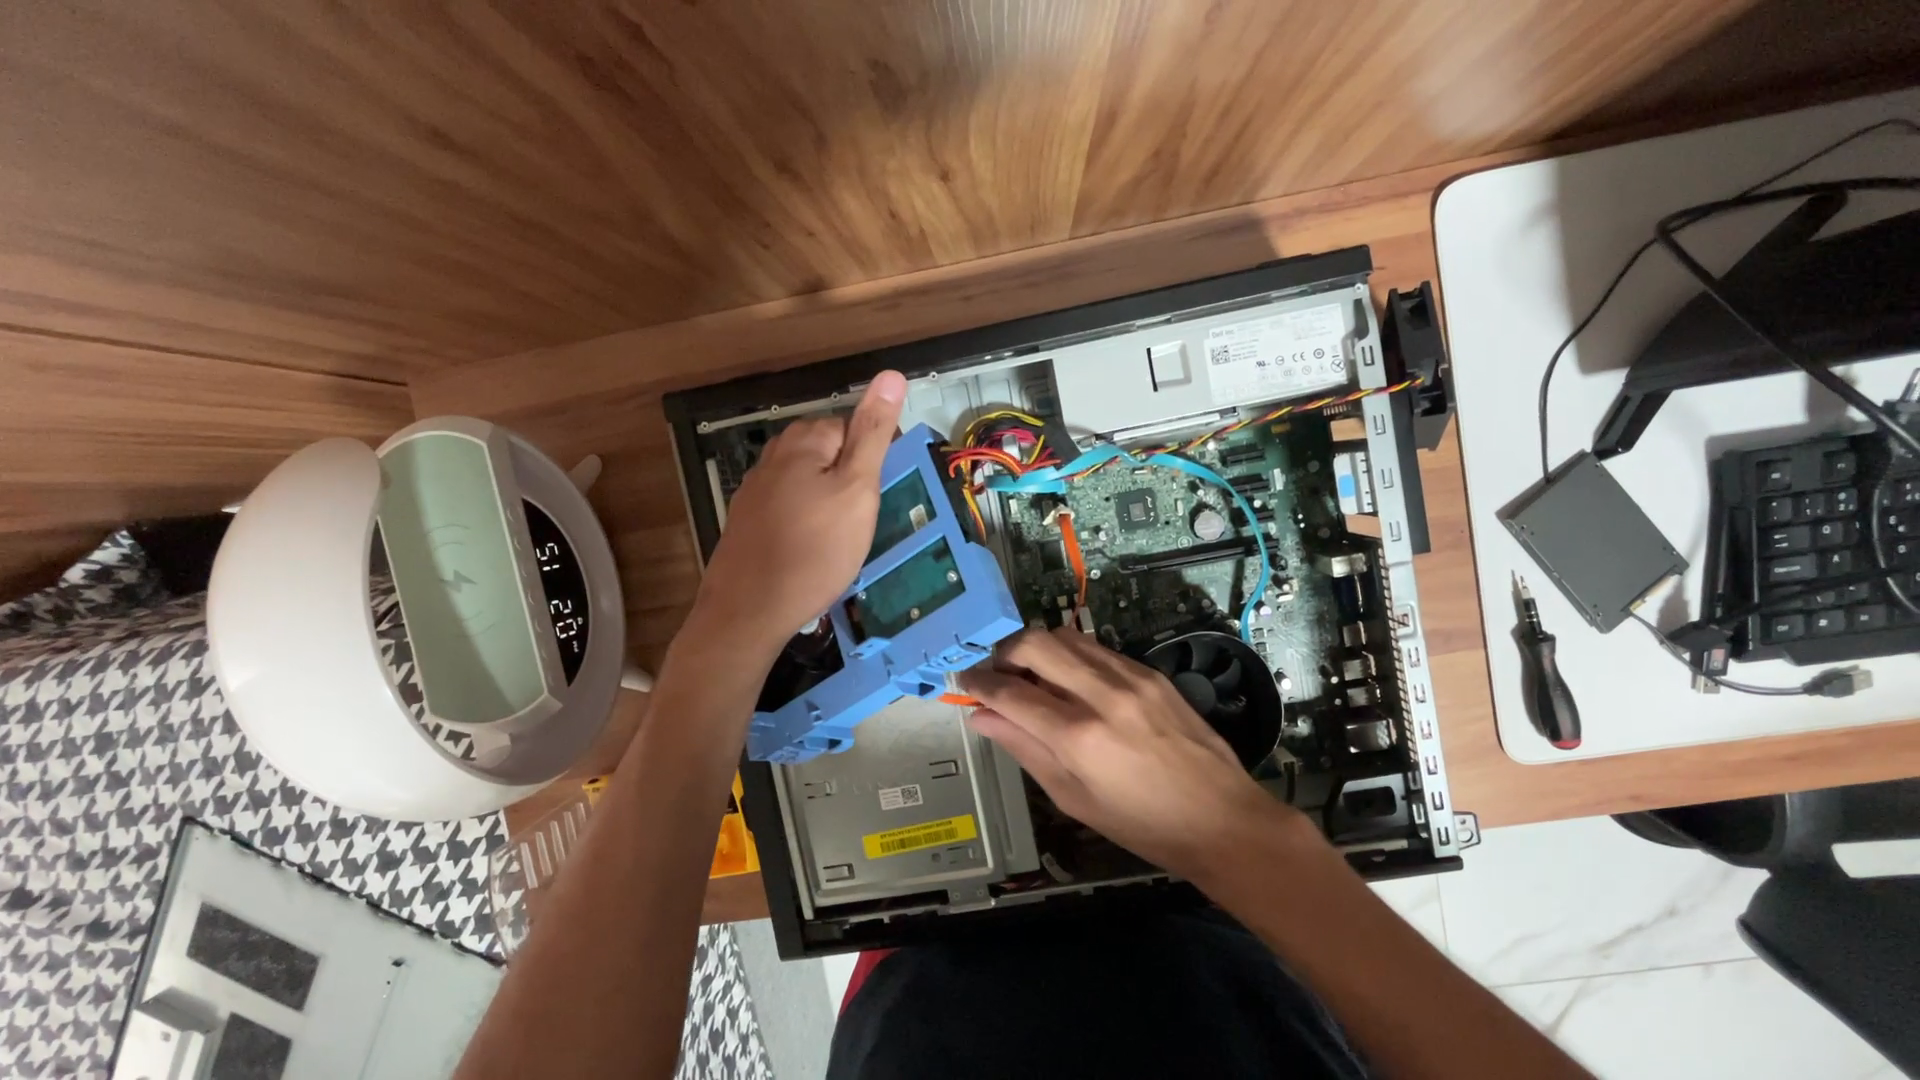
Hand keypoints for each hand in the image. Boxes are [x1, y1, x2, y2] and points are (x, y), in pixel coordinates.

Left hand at [692, 371, 906, 657]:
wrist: (749, 610)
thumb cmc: (815, 550)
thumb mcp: (858, 489)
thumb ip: (874, 433)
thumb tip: (891, 374)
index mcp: (803, 441)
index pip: (854, 428)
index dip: (874, 461)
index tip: (881, 497)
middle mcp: (774, 455)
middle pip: (827, 453)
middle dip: (849, 480)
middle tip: (862, 522)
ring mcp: (754, 489)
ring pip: (806, 482)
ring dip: (826, 503)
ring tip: (840, 539)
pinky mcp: (746, 521)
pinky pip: (787, 508)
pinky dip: (804, 523)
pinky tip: (810, 550)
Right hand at [958, 627, 1301, 879]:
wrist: (1221, 818)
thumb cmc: (1142, 824)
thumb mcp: (1073, 798)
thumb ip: (1024, 749)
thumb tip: (981, 717)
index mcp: (1078, 736)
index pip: (1011, 692)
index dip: (978, 682)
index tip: (963, 680)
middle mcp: (1102, 695)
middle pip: (1035, 644)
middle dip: (1003, 650)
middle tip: (994, 670)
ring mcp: (1131, 677)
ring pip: (1066, 636)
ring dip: (1037, 646)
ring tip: (1027, 671)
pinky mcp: (1151, 673)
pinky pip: (1098, 648)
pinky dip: (1071, 654)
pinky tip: (1069, 678)